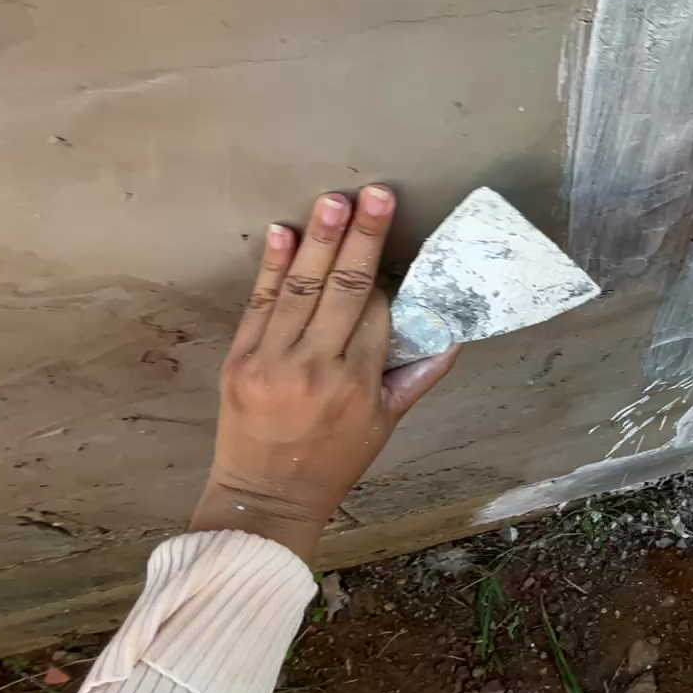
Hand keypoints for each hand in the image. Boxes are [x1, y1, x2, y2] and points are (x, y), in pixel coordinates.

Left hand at [189, 186, 460, 560]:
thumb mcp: (387, 422)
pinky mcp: (238, 358)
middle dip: (363, 238)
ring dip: (321, 239)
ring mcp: (270, 360)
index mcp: (356, 383)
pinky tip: (285, 231)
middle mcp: (314, 366)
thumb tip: (454, 334)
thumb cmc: (335, 460)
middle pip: (344, 289)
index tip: (395, 258)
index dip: (386, 286)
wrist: (263, 497)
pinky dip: (272, 265)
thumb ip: (420, 375)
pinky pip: (259, 303)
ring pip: (301, 288)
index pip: (377, 314)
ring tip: (336, 200)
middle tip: (376, 194)